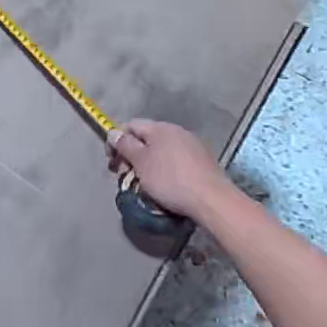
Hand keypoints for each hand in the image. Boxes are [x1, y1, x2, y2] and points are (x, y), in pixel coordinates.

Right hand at [106, 118, 235, 219]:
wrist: (214, 201)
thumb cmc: (170, 180)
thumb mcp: (140, 163)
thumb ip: (124, 145)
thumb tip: (113, 132)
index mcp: (160, 128)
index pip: (130, 125)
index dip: (117, 141)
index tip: (113, 161)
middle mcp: (177, 131)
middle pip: (146, 138)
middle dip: (133, 155)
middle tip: (127, 175)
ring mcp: (194, 146)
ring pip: (162, 150)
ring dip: (150, 163)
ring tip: (146, 182)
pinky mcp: (205, 162)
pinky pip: (177, 160)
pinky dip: (167, 169)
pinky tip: (168, 184)